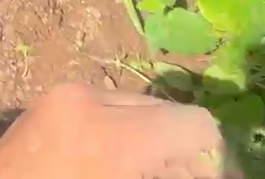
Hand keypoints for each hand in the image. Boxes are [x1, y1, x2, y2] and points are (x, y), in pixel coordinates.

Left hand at [0, 83, 232, 178]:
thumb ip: (173, 174)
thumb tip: (210, 170)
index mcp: (117, 134)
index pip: (197, 124)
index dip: (213, 161)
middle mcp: (92, 99)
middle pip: (166, 114)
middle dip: (181, 155)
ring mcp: (66, 93)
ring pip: (136, 108)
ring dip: (151, 144)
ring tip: (139, 174)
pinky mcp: (51, 98)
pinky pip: (104, 107)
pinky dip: (122, 134)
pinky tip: (113, 167)